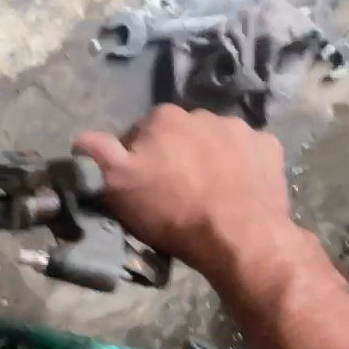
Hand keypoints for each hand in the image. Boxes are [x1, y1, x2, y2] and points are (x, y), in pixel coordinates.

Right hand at [73, 106, 299, 284]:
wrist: (236, 234)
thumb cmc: (170, 210)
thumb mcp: (117, 186)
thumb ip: (96, 154)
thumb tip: (80, 138)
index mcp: (162, 118)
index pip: (137, 134)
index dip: (133, 160)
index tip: (137, 186)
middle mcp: (202, 113)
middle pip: (176, 135)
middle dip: (171, 156)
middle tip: (170, 192)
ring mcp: (239, 128)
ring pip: (211, 141)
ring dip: (204, 158)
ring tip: (203, 193)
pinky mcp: (268, 147)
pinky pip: (245, 152)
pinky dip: (237, 165)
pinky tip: (232, 190)